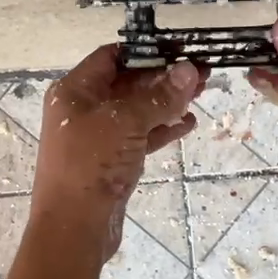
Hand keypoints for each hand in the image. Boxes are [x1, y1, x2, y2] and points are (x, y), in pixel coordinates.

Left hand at [31, 46, 206, 260]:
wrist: (73, 228)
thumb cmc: (90, 165)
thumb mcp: (125, 123)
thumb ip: (159, 96)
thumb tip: (190, 69)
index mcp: (74, 91)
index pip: (111, 57)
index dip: (145, 52)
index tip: (181, 50)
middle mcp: (83, 110)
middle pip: (127, 84)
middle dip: (164, 77)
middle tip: (204, 71)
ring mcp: (98, 137)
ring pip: (137, 111)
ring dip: (168, 102)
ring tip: (204, 92)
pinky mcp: (112, 162)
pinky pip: (140, 137)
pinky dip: (163, 129)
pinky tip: (189, 123)